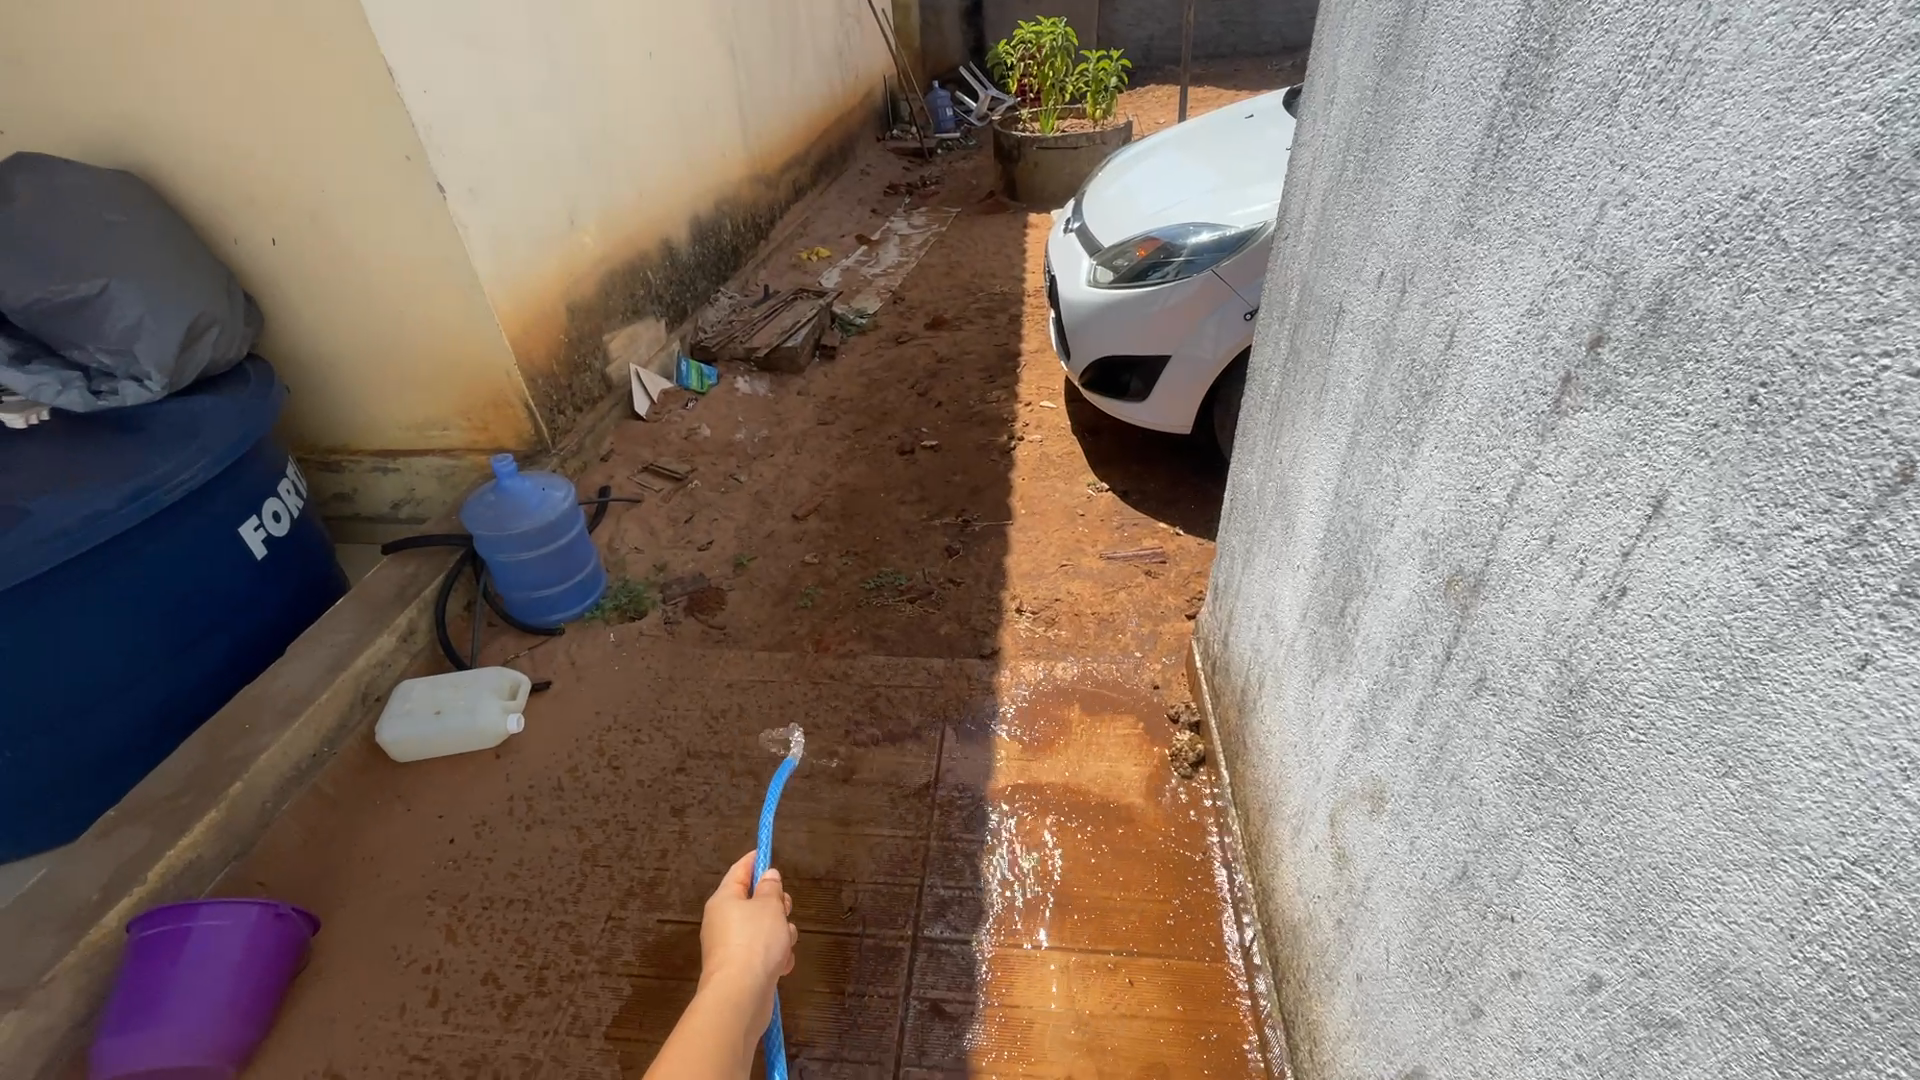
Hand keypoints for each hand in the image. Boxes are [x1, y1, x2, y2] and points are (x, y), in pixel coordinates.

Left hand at [698, 851, 797, 1028]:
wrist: (740, 996)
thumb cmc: (755, 941)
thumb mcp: (769, 906)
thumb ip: (771, 888)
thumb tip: (768, 876)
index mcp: (724, 900)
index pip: (739, 870)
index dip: (755, 861)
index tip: (768, 853)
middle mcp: (724, 921)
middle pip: (755, 900)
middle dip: (776, 904)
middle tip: (784, 909)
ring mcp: (733, 947)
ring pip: (764, 928)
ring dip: (781, 933)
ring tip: (785, 942)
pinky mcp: (742, 969)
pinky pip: (764, 953)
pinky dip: (776, 956)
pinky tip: (782, 965)